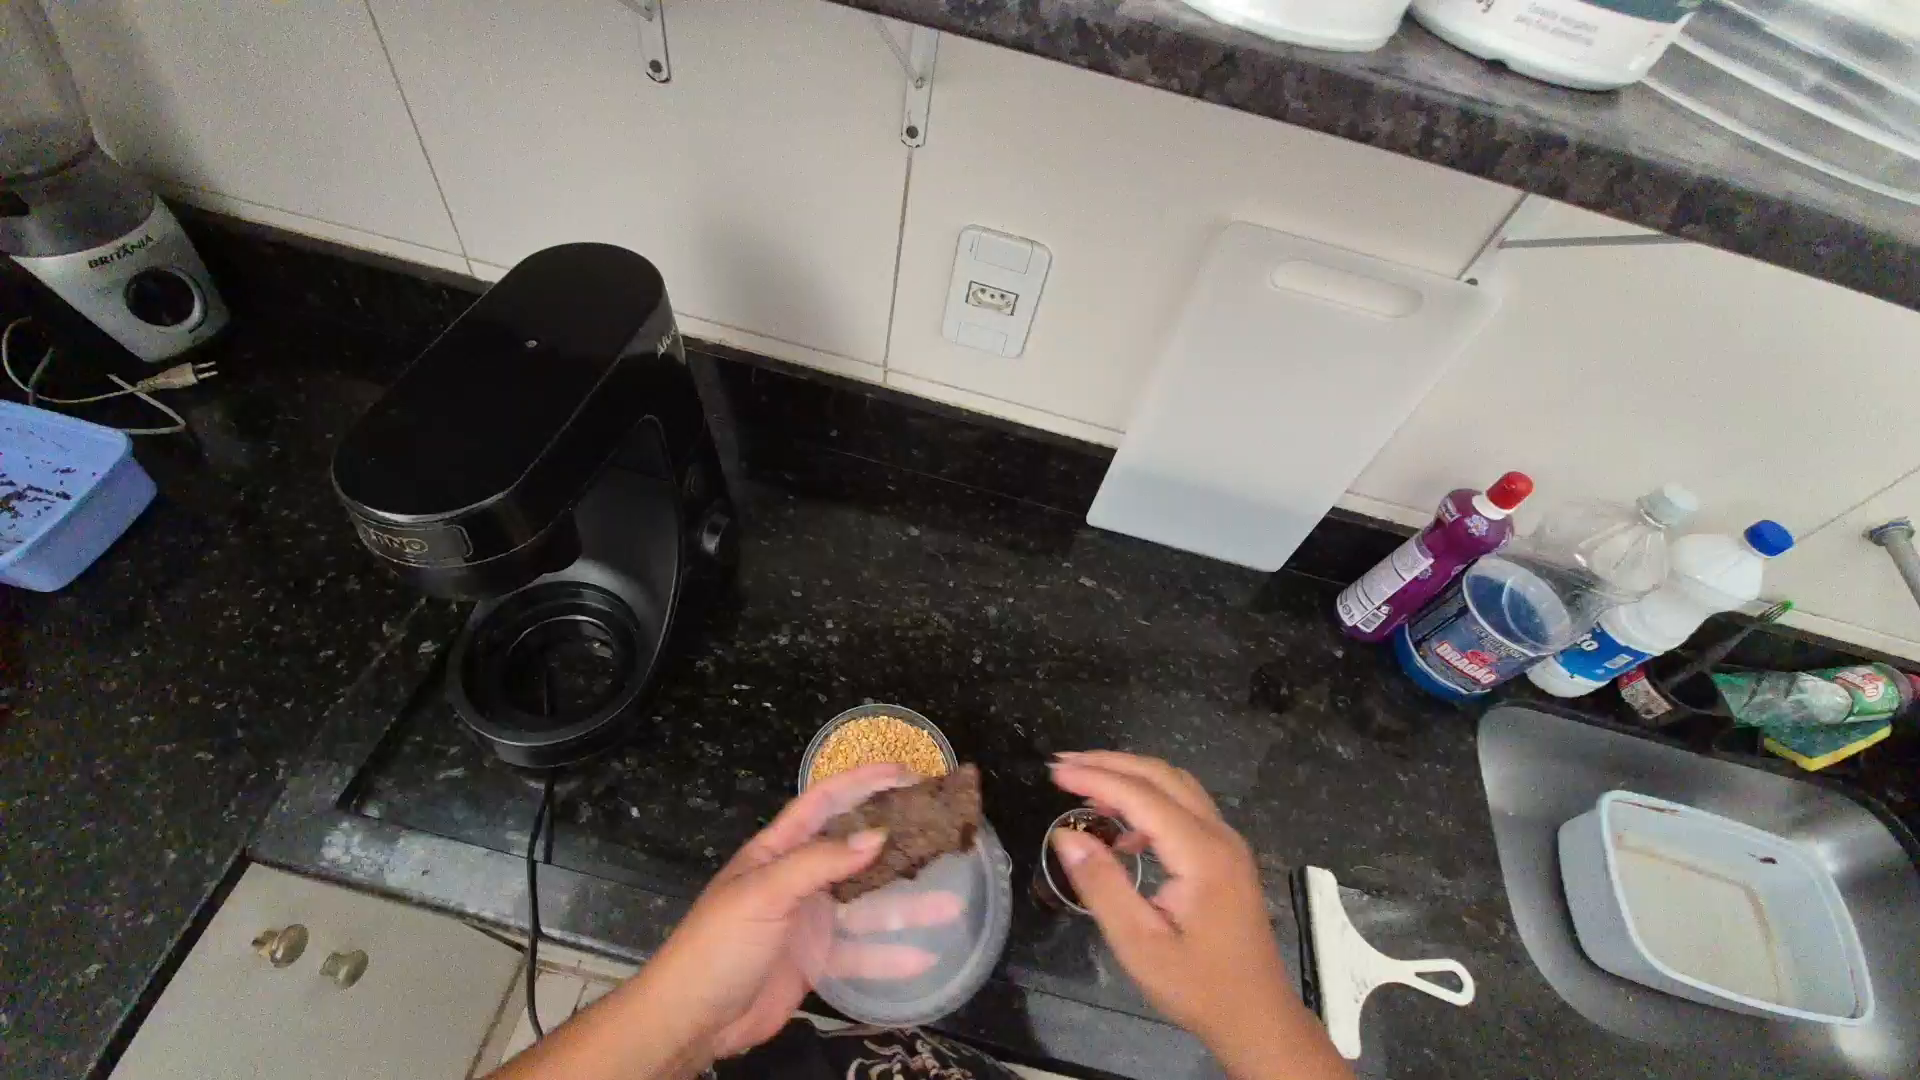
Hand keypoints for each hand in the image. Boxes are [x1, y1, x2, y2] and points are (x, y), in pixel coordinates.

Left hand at [615, 764, 946, 1067]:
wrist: (689, 1022)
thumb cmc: (719, 944)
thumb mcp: (765, 893)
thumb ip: (820, 862)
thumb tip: (877, 834)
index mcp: (779, 849)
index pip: (826, 802)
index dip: (862, 781)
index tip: (904, 772)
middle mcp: (800, 877)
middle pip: (856, 850)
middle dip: (896, 840)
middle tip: (940, 830)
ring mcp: (811, 919)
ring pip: (868, 906)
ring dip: (907, 906)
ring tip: (952, 904)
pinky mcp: (817, 959)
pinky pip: (862, 953)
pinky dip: (891, 956)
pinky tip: (925, 957)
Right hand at [1048, 752, 1350, 1079]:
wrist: (1259, 1019)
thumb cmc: (1198, 986)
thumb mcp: (1139, 944)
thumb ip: (1102, 885)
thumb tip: (1065, 835)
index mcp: (1201, 853)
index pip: (1141, 795)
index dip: (1095, 778)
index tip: (1054, 773)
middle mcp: (1219, 834)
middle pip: (1160, 775)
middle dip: (1109, 763)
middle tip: (1063, 764)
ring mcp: (1226, 841)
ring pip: (1175, 784)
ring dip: (1129, 774)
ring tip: (1084, 781)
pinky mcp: (1225, 852)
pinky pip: (1184, 804)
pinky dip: (1148, 798)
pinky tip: (1121, 831)